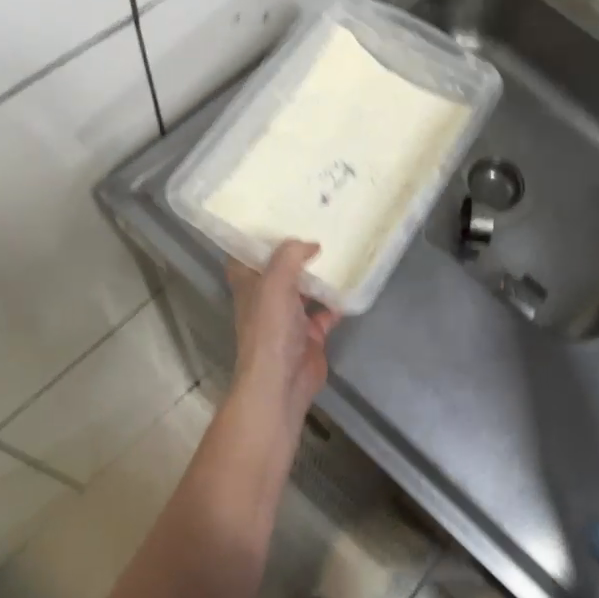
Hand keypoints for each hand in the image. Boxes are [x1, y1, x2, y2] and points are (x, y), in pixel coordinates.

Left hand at [226, 239, 340, 421]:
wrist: (281, 382)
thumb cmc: (270, 330)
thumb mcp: (274, 283)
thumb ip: (290, 257)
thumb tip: (310, 244)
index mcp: (249, 286)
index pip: (245, 256)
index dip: (256, 237)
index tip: (274, 215)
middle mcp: (267, 299)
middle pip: (279, 270)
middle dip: (295, 252)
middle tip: (318, 224)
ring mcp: (290, 318)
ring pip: (305, 289)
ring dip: (320, 274)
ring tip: (340, 247)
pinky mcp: (311, 334)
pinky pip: (327, 312)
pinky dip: (338, 301)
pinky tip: (353, 284)